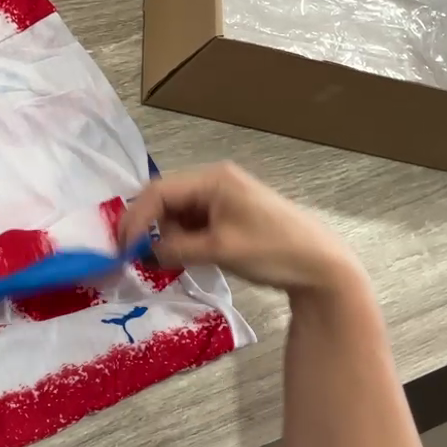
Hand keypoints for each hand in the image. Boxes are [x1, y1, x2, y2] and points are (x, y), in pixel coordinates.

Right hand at [118, 163, 364, 299]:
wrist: (324, 267)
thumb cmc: (273, 252)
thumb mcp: (219, 251)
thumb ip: (175, 248)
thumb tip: (144, 253)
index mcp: (213, 179)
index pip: (158, 192)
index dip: (135, 218)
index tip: (123, 246)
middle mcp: (214, 180)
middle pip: (165, 198)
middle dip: (148, 225)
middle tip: (133, 253)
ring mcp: (223, 196)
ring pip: (177, 212)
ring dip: (166, 234)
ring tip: (167, 259)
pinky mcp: (229, 213)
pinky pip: (192, 221)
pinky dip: (182, 238)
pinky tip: (184, 256)